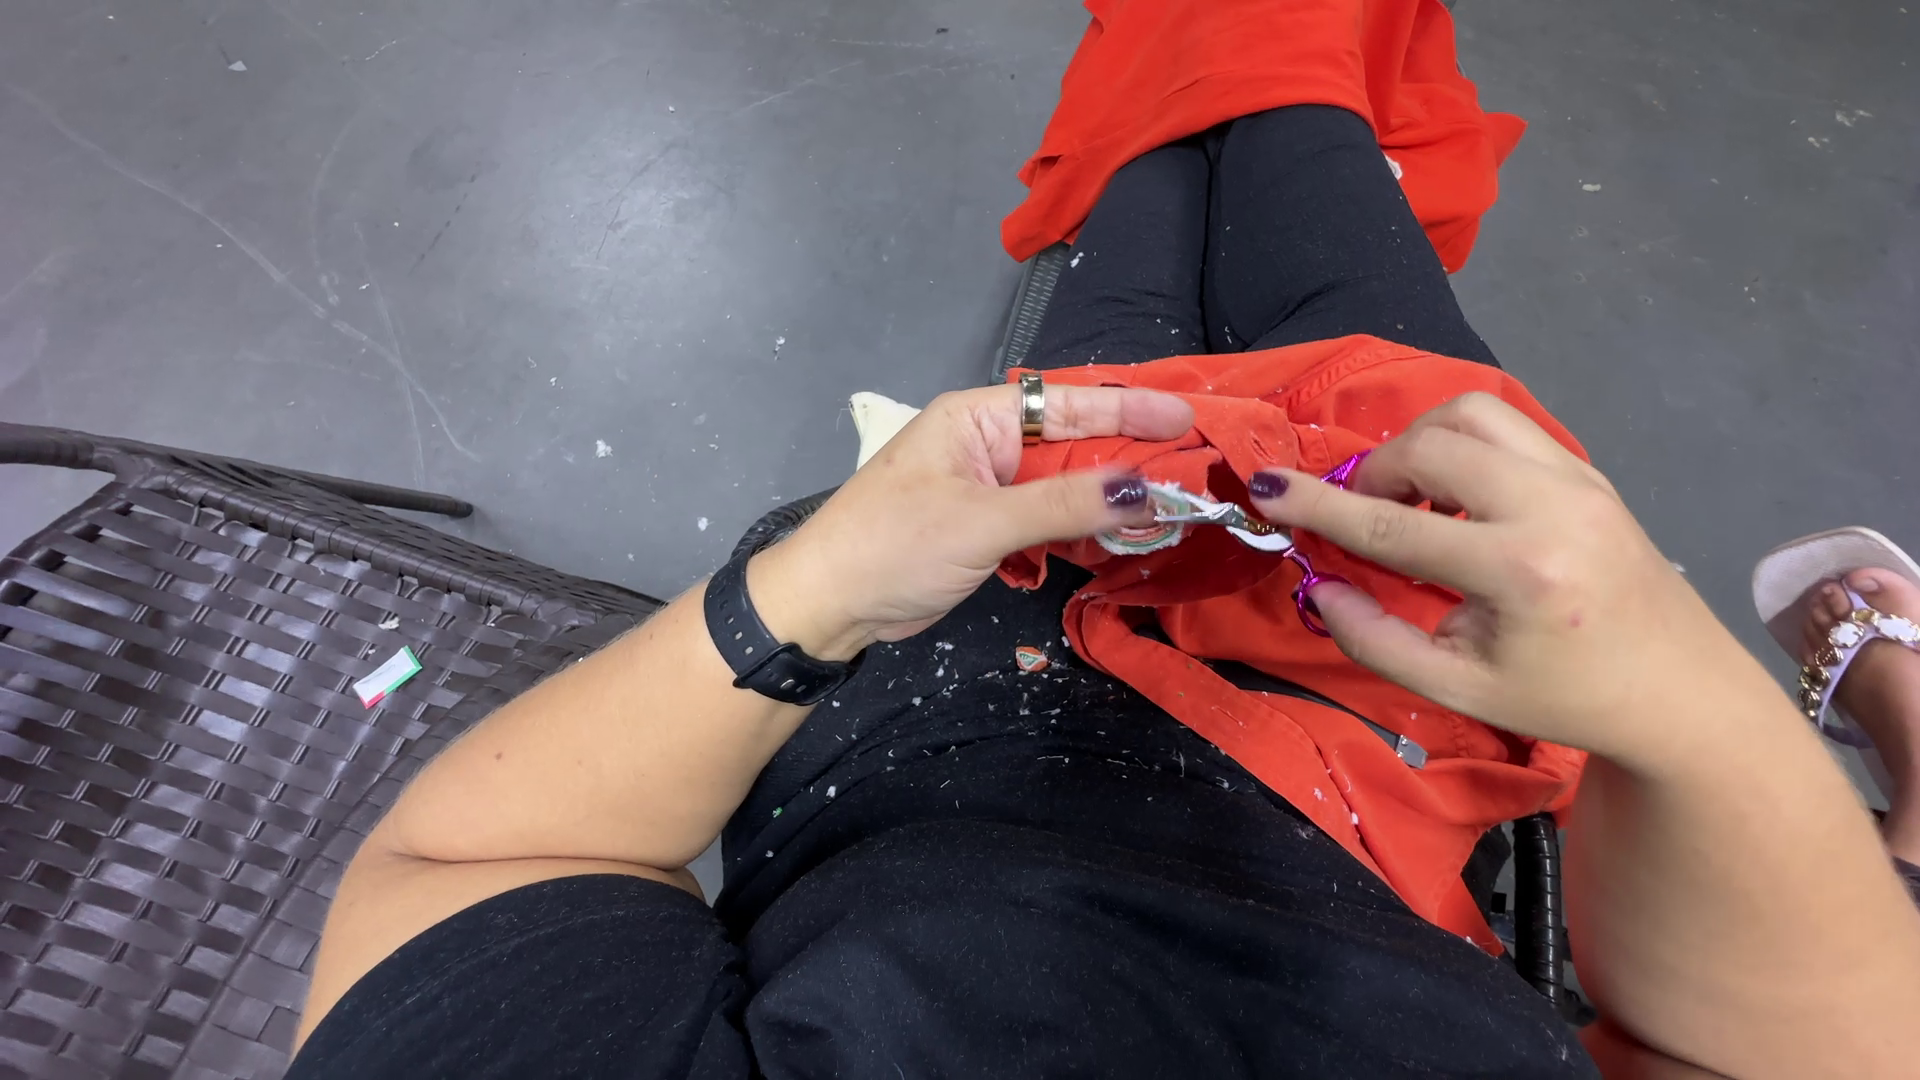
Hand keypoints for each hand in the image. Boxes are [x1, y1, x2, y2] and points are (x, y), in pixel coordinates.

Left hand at [747, 382, 1193, 660]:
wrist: (830, 604)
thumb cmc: (894, 545)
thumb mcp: (982, 522)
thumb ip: (1064, 506)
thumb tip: (1144, 491)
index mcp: (978, 418)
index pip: (1067, 403)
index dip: (1129, 410)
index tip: (1187, 418)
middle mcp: (988, 445)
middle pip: (1073, 446)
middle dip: (1127, 463)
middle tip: (1192, 478)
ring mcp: (988, 489)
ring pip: (1064, 489)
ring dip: (1106, 505)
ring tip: (1165, 516)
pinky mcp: (988, 529)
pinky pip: (1047, 523)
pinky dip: (1077, 534)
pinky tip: (1112, 545)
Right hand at [1246, 392, 1780, 765]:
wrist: (1682, 694)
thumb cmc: (1560, 698)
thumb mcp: (1452, 688)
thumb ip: (1370, 639)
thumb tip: (1318, 585)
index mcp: (1519, 571)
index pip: (1390, 526)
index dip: (1316, 505)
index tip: (1266, 486)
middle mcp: (1554, 507)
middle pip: (1429, 445)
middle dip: (1373, 473)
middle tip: (1362, 514)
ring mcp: (1580, 479)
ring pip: (1470, 414)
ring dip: (1416, 446)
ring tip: (1409, 498)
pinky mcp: (1588, 471)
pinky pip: (1503, 425)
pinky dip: (1455, 445)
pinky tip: (1453, 496)